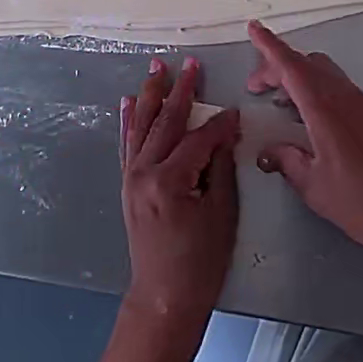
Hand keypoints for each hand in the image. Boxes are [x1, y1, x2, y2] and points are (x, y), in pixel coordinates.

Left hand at [120, 56, 240, 322]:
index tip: (234, 111)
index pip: (198, 139)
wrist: (165, 297)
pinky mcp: (127, 184)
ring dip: (151, 94)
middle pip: (165, 122)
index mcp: (169, 181)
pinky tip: (130, 101)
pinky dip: (129, 120)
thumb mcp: (222, 214)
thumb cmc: (200, 261)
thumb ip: (221, 167)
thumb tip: (225, 132)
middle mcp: (144, 172)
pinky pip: (127, 144)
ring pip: (142, 126)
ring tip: (157, 67)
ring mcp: (131, 177)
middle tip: (190, 64)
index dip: (219, 124)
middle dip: (180, 90)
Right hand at [246, 21, 362, 274]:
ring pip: (324, 73)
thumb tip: (270, 152)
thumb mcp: (316, 188)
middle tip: (258, 86)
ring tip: (280, 102)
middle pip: (307, 63)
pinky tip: (309, 119)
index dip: (269, 46)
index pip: (291, 66)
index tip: (254, 29)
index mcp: (325, 109)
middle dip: (278, 65)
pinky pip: (338, 87)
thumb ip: (288, 162)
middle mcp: (345, 98)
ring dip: (298, 77)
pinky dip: (316, 89)